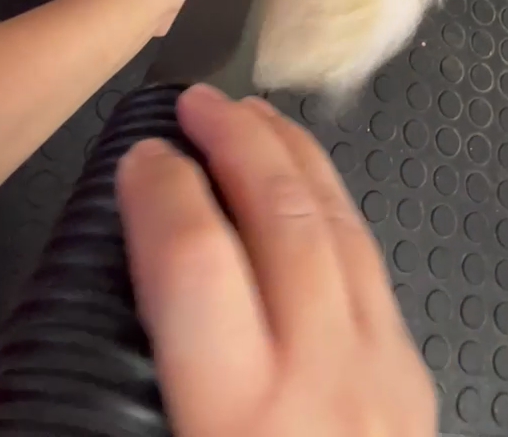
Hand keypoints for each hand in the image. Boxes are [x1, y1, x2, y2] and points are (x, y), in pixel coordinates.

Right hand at [116, 86, 436, 436]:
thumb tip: (95, 305)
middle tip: (199, 102)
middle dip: (237, 140)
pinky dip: (330, 201)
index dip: (162, 192)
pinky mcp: (412, 376)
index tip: (139, 157)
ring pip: (339, 222)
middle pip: (284, 215)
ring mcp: (383, 373)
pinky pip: (370, 259)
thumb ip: (135, 377)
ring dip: (291, 154)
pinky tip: (308, 187)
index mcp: (241, 419)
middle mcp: (325, 383)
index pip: (198, 261)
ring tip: (253, 116)